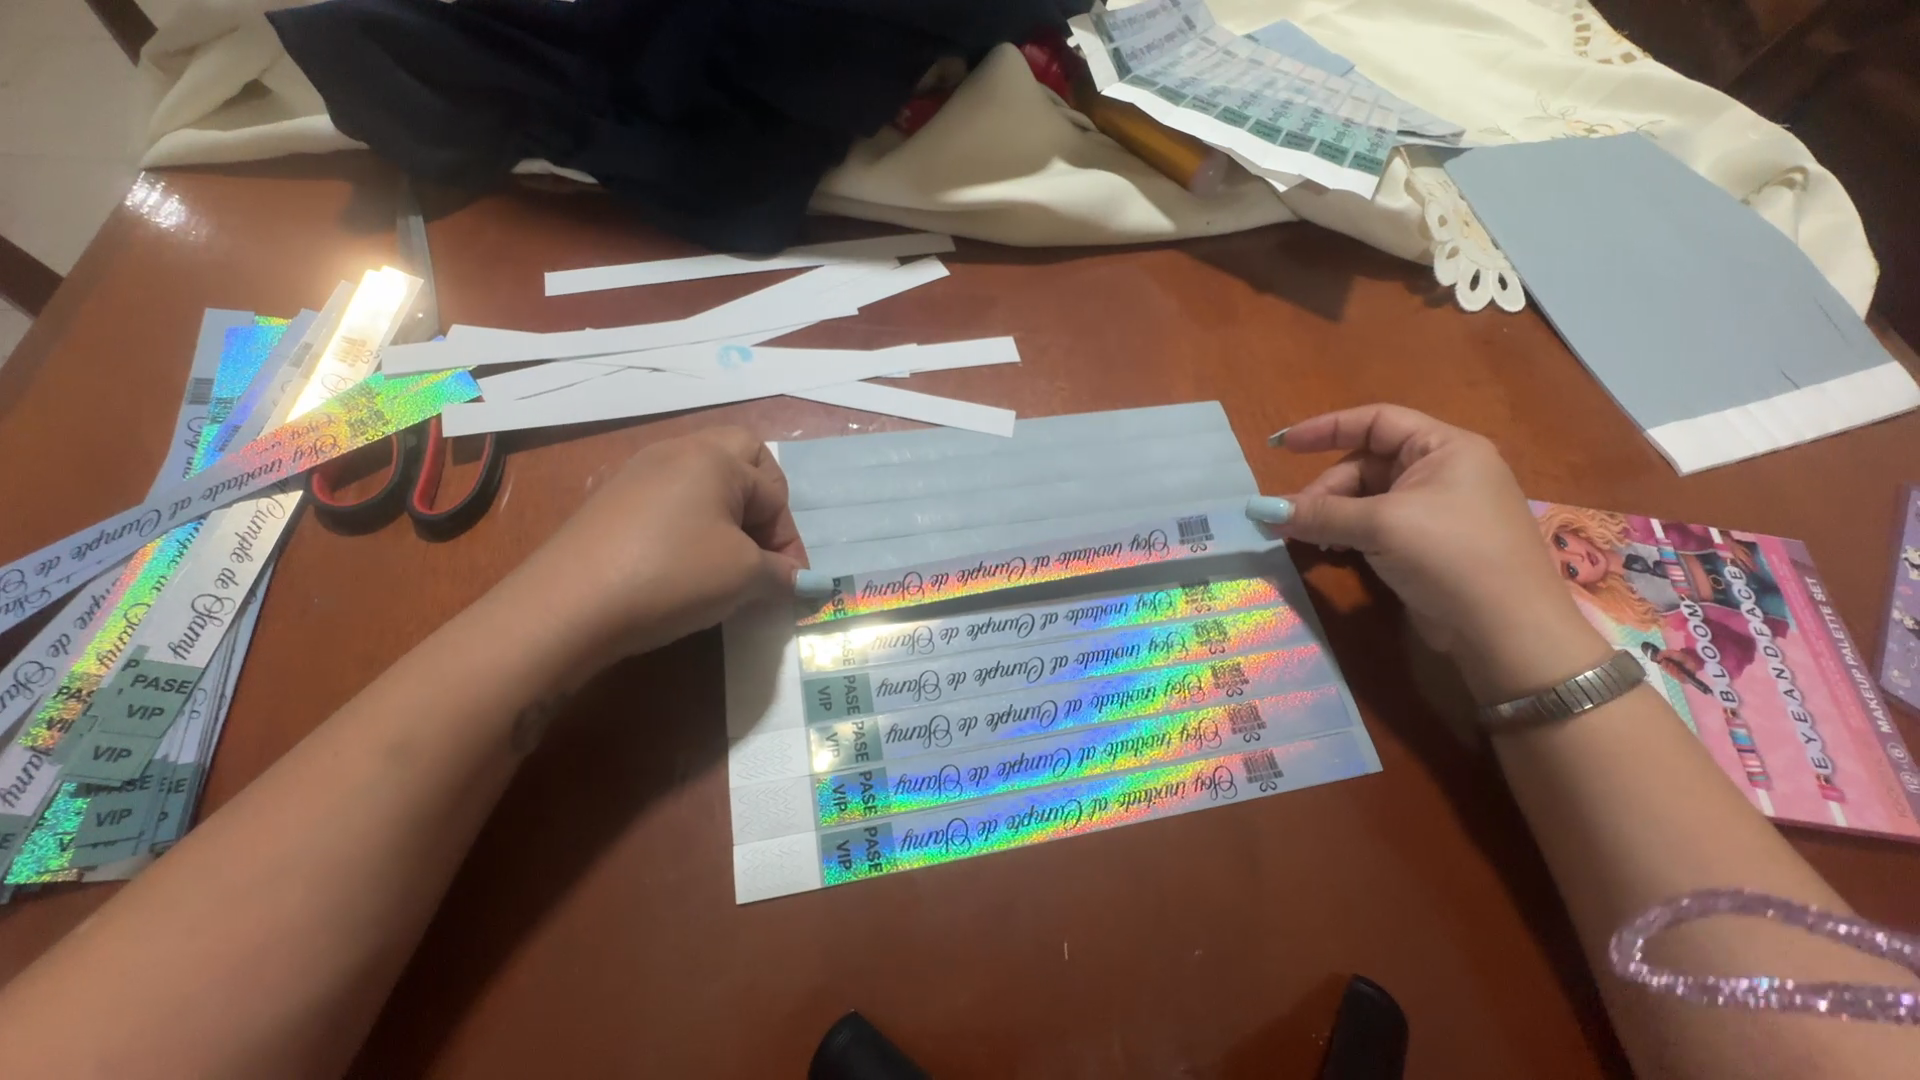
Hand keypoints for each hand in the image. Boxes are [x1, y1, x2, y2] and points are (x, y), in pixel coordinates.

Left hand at [506, 427, 809, 668]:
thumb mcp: (742, 576)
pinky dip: (690, 527)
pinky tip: (682, 567)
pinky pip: (669, 502)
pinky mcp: (610, 504)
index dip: (790, 540)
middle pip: (740, 459)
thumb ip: (781, 573)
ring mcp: (637, 475)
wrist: (568, 606)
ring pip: (702, 481)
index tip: (792, 583)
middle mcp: (675, 452)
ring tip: (726, 562)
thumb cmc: (672, 575)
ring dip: (725, 516)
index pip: (775, 492)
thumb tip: (803, 581)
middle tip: (761, 548)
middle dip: (762, 503)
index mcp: (714, 457)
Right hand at [1250, 404, 1609, 701]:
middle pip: (1366, 464)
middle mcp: (1444, 471)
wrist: (1507, 631)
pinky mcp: (1430, 546)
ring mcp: (1438, 510)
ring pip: (1368, 498)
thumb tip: (1258, 509)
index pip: (1376, 421)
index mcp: (1445, 448)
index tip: (1279, 447)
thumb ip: (1319, 514)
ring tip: (1307, 539)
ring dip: (1332, 515)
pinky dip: (1349, 533)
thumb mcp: (1381, 526)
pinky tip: (1331, 551)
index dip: (1325, 429)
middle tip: (1291, 520)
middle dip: (1325, 489)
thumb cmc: (1451, 557)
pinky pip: (1378, 526)